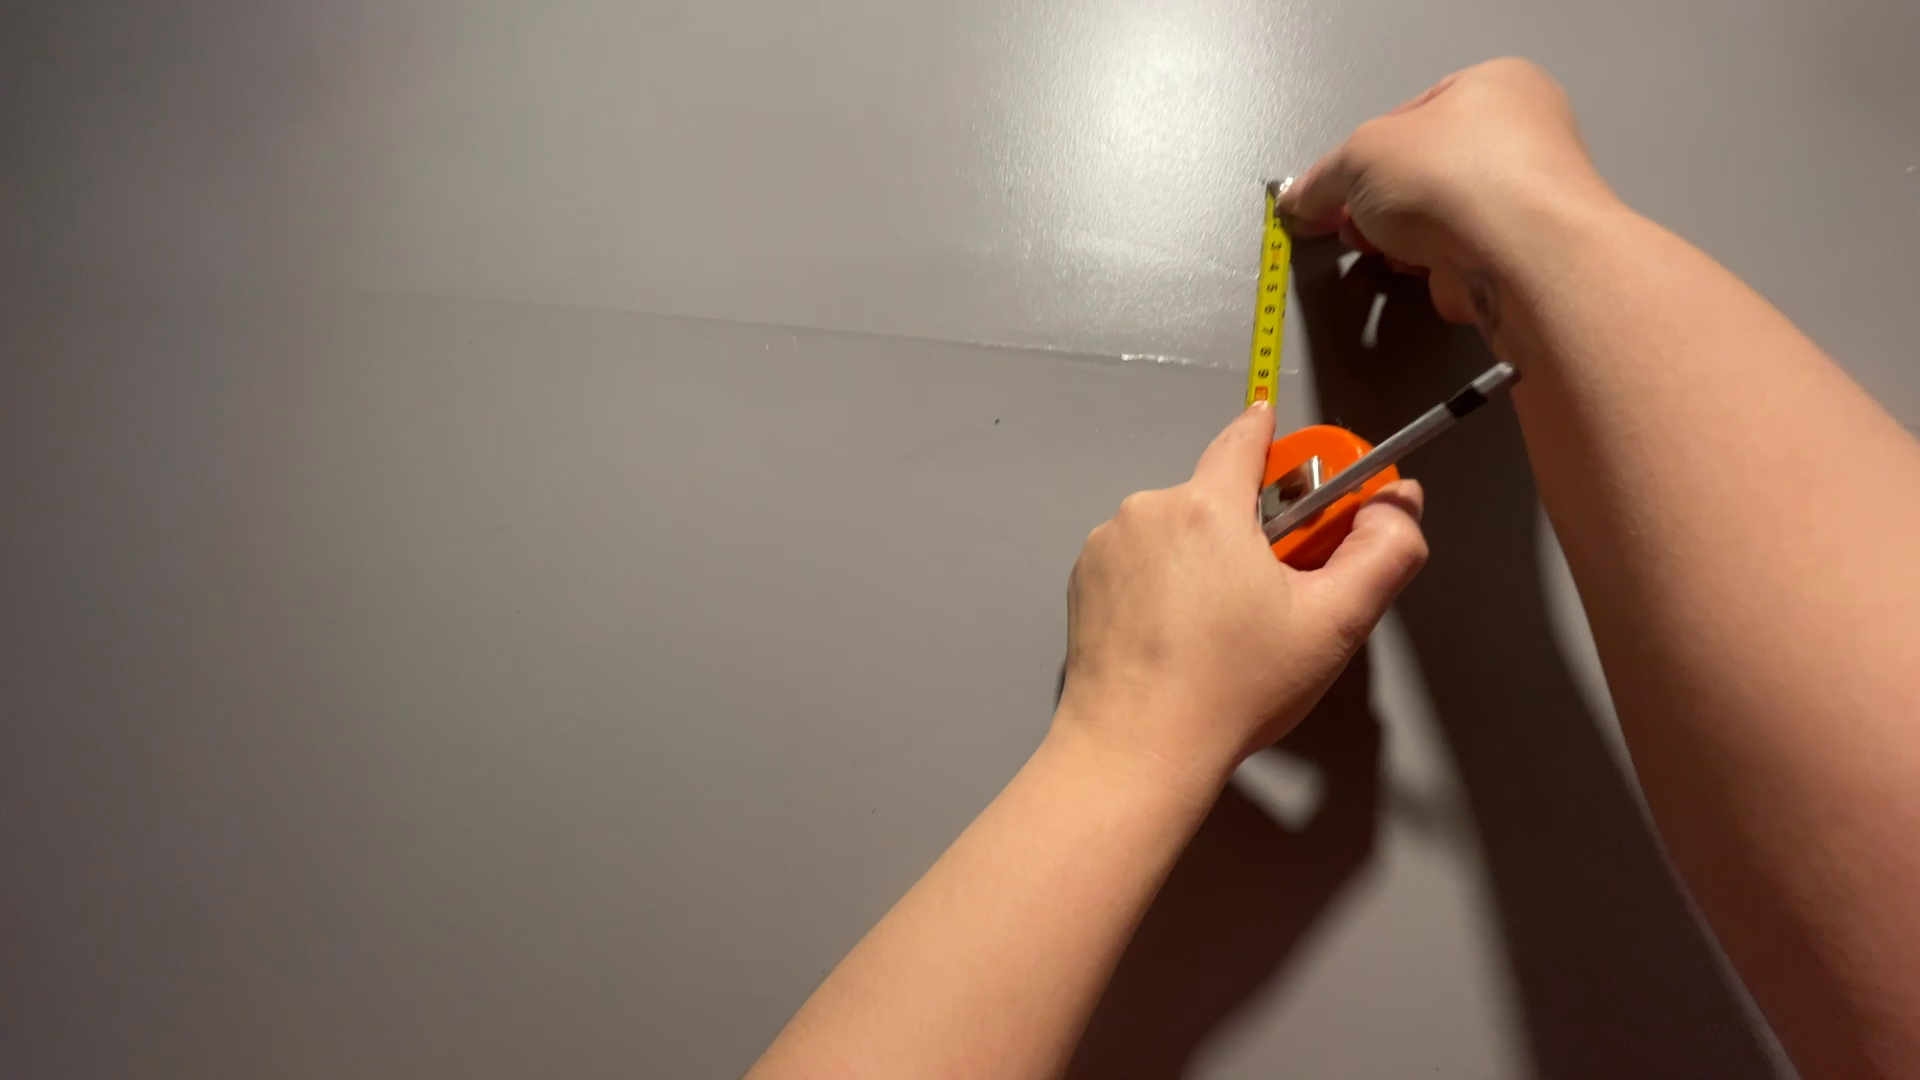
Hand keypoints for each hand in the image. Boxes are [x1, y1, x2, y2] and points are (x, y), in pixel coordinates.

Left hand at [1055, 403, 1426, 781]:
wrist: (1135, 745)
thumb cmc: (1236, 685)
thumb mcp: (1334, 622)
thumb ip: (1384, 551)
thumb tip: (1398, 502)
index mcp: (1205, 507)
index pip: (1243, 439)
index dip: (1271, 438)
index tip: (1282, 446)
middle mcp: (1145, 510)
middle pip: (1210, 497)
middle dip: (1242, 529)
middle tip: (1260, 593)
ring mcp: (1104, 545)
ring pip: (1170, 530)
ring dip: (1195, 556)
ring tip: (1208, 626)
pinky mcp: (1081, 578)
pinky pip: (1133, 558)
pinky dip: (1154, 578)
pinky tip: (1165, 633)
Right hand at [1278, 57, 1619, 329]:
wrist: (1511, 249)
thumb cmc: (1441, 177)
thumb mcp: (1357, 158)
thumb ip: (1319, 179)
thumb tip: (1294, 200)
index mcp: (1488, 85)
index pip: (1400, 122)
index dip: (1352, 162)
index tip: (1322, 199)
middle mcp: (1512, 131)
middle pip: (1410, 173)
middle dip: (1368, 205)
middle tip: (1345, 225)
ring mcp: (1516, 192)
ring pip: (1424, 215)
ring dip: (1389, 235)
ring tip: (1378, 246)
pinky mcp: (1511, 245)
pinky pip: (1447, 248)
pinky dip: (1421, 258)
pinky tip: (1413, 264)